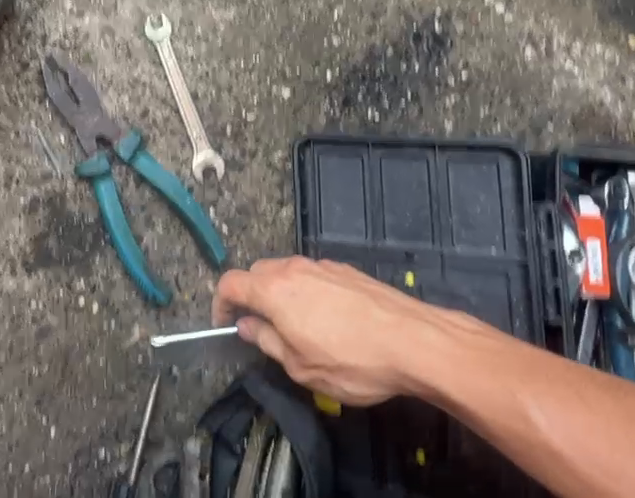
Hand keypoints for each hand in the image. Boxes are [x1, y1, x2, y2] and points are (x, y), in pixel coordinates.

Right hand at [212, 257, 466, 405]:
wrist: (414, 341)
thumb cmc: (352, 361)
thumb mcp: (300, 367)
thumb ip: (268, 342)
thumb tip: (248, 326)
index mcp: (274, 290)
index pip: (230, 283)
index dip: (220, 304)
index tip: (226, 325)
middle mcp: (293, 269)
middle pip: (257, 273)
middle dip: (251, 297)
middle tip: (260, 329)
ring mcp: (322, 266)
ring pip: (286, 272)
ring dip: (279, 293)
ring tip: (295, 327)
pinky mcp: (346, 271)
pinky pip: (313, 276)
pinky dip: (306, 292)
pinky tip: (328, 321)